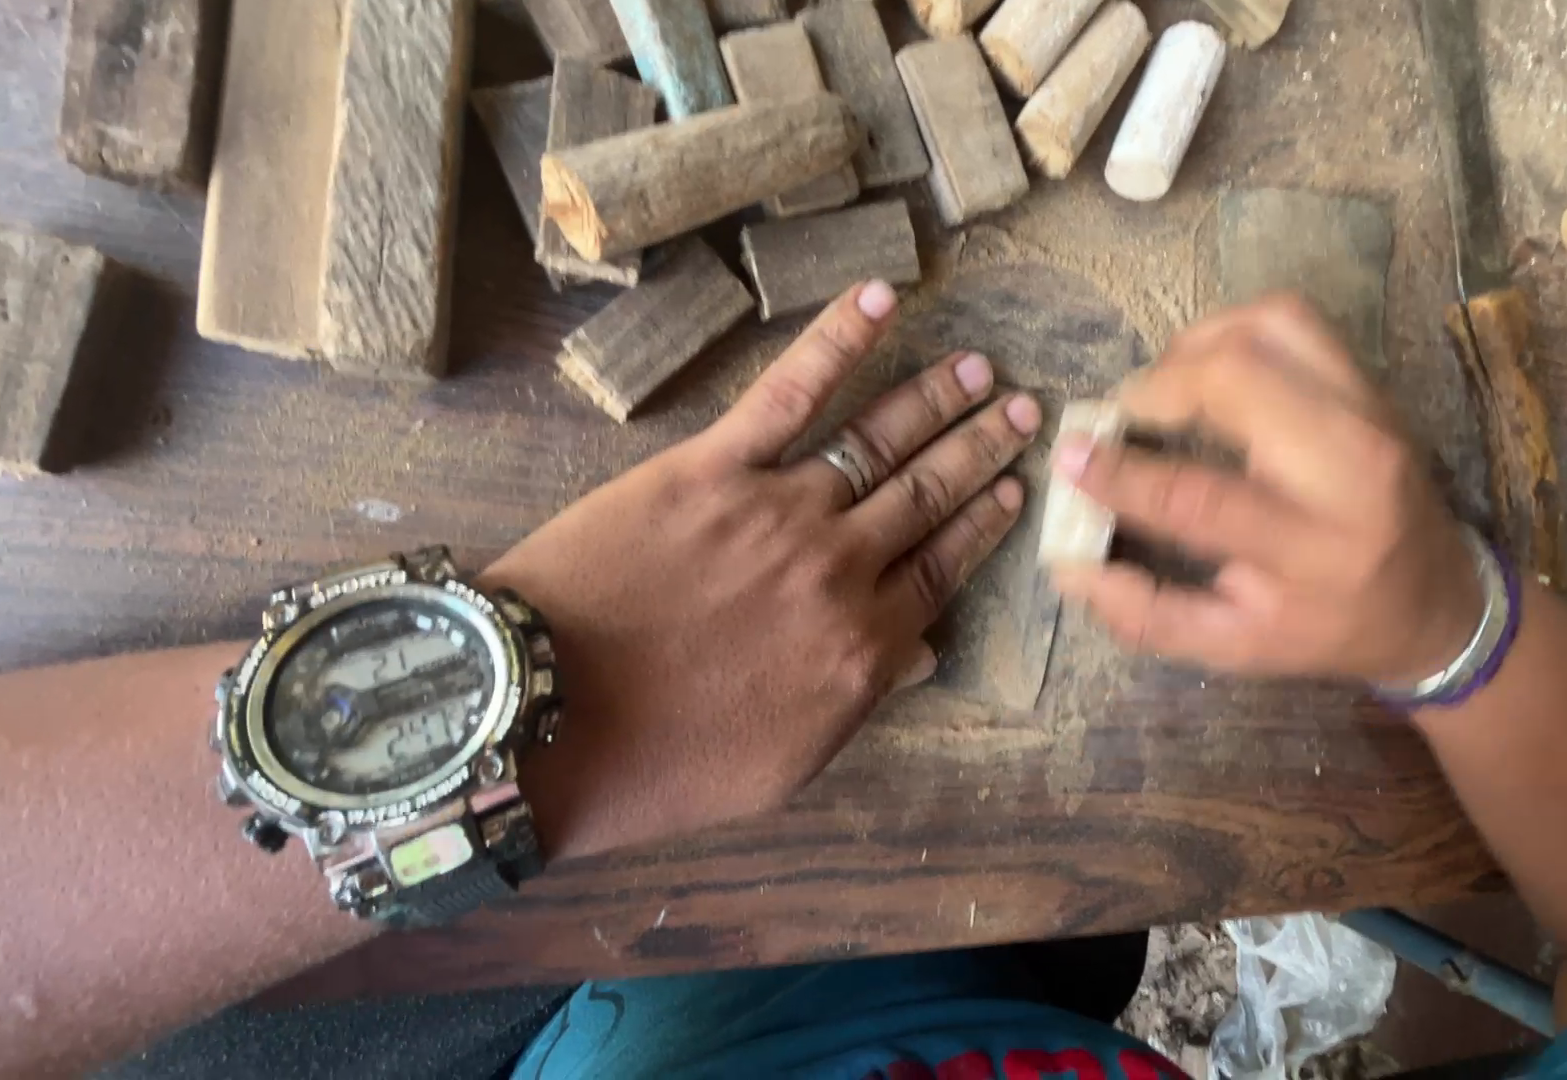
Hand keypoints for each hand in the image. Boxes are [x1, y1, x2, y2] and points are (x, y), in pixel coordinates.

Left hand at [484, 281, 1042, 857]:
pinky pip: (791, 393)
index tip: (1013, 488)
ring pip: (880, 440)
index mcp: (862, 645)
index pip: (943, 568)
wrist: (545, 724)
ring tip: (979, 368)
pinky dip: (839, 341)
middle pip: (929, 495)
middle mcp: (841, 568)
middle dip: (981, 449)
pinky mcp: (715, 467)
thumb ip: (862, 698)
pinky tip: (882, 299)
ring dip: (936, 399)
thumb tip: (921, 650)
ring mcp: (781, 510)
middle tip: (1021, 410)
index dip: (984, 523)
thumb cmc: (664, 759)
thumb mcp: (784, 762)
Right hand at [1049, 295, 1482, 684]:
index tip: (1069, 458)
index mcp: (1312, 548)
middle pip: (1239, 380)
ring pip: (1266, 329)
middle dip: (1155, 388)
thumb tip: (1069, 567)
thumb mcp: (1233, 648)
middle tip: (1118, 419)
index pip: (1201, 496)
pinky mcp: (1369, 383)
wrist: (1436, 602)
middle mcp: (1350, 466)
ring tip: (1157, 393)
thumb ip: (1145, 614)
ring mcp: (1369, 411)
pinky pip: (1290, 320)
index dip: (1122, 473)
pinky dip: (1227, 329)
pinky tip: (1201, 369)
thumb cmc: (1324, 627)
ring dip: (1189, 350)